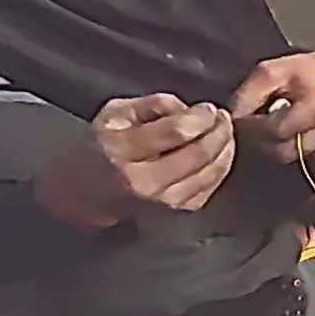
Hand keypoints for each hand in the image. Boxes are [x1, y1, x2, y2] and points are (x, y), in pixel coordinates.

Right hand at [40, 94, 235, 226]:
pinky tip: (222, 151)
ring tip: (225, 130)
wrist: (88, 192)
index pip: (175, 132)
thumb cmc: (105, 145)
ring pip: (212, 170)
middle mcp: (147, 180)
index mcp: (121, 151)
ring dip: (226, 148)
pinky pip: (214, 184)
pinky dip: (222, 164)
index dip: (200, 118)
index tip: (210, 108)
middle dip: (219, 132)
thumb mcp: (114, 115)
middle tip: (225, 118)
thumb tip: (189, 109)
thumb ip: (152, 106)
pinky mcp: (183, 209)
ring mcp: (168, 199)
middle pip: (200, 153)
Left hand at [229, 42, 314, 160]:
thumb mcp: (268, 72)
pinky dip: (283, 144)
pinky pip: (297, 153)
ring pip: (289, 155)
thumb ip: (249, 95)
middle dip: (260, 141)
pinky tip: (281, 128)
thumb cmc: (300, 70)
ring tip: (264, 125)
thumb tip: (234, 118)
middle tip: (248, 125)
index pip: (277, 131)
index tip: (240, 118)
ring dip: (270, 144)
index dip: (253, 128)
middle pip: (283, 150)